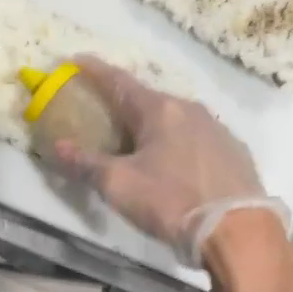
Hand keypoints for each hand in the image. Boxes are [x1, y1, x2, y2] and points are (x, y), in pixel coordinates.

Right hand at [44, 58, 286, 267]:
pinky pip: (196, 140)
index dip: (95, 72)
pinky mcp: (234, 153)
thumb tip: (57, 147)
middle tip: (105, 117)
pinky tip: (173, 165)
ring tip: (139, 145)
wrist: (236, 230)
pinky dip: (178, 145)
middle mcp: (190, 110)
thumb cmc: (171, 201)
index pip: (119, 82)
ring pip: (175, 121)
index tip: (76, 61)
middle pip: (149, 101)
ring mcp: (217, 129)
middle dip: (125, 106)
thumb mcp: (119, 185)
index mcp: (160, 110)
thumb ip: (86, 164)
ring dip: (153, 128)